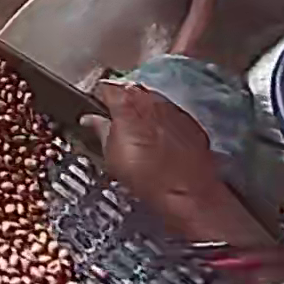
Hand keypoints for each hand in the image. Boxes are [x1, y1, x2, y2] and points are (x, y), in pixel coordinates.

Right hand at [82, 83, 270, 247]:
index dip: (97, 97)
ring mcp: (175, 112)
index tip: (93, 107)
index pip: (105, 87)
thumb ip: (99, 129)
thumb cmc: (145, 175)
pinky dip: (163, 122)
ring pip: (152, 101)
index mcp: (126, 102)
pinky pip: (171, 115)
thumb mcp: (109, 153)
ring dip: (143, 110)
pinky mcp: (193, 126)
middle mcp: (152, 101)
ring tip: (137, 129)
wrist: (190, 196)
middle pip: (131, 91)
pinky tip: (159, 139)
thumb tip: (90, 120)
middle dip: (122, 101)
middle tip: (114, 119)